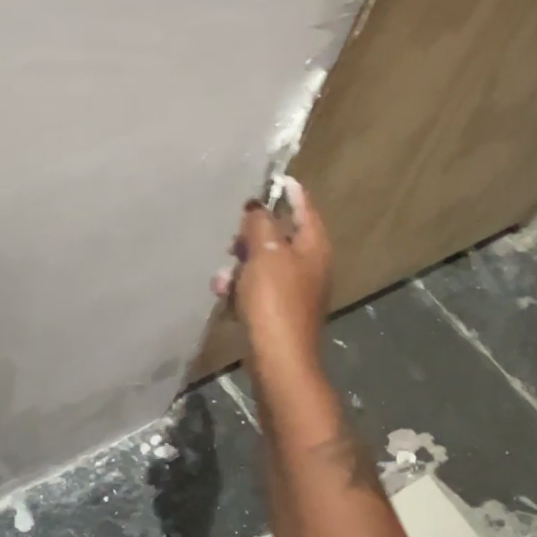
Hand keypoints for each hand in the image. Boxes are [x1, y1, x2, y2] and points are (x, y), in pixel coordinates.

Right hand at [223, 177, 330, 371]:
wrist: (278, 358)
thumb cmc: (274, 300)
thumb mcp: (265, 252)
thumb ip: (260, 223)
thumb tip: (257, 209)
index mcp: (314, 246)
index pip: (305, 207)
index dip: (289, 191)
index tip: (273, 178)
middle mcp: (310, 265)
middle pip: (280, 235)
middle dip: (253, 235)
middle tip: (233, 238)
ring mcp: (296, 290)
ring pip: (264, 263)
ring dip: (241, 265)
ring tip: (222, 277)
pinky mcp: (279, 310)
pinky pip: (257, 288)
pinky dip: (241, 288)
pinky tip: (224, 295)